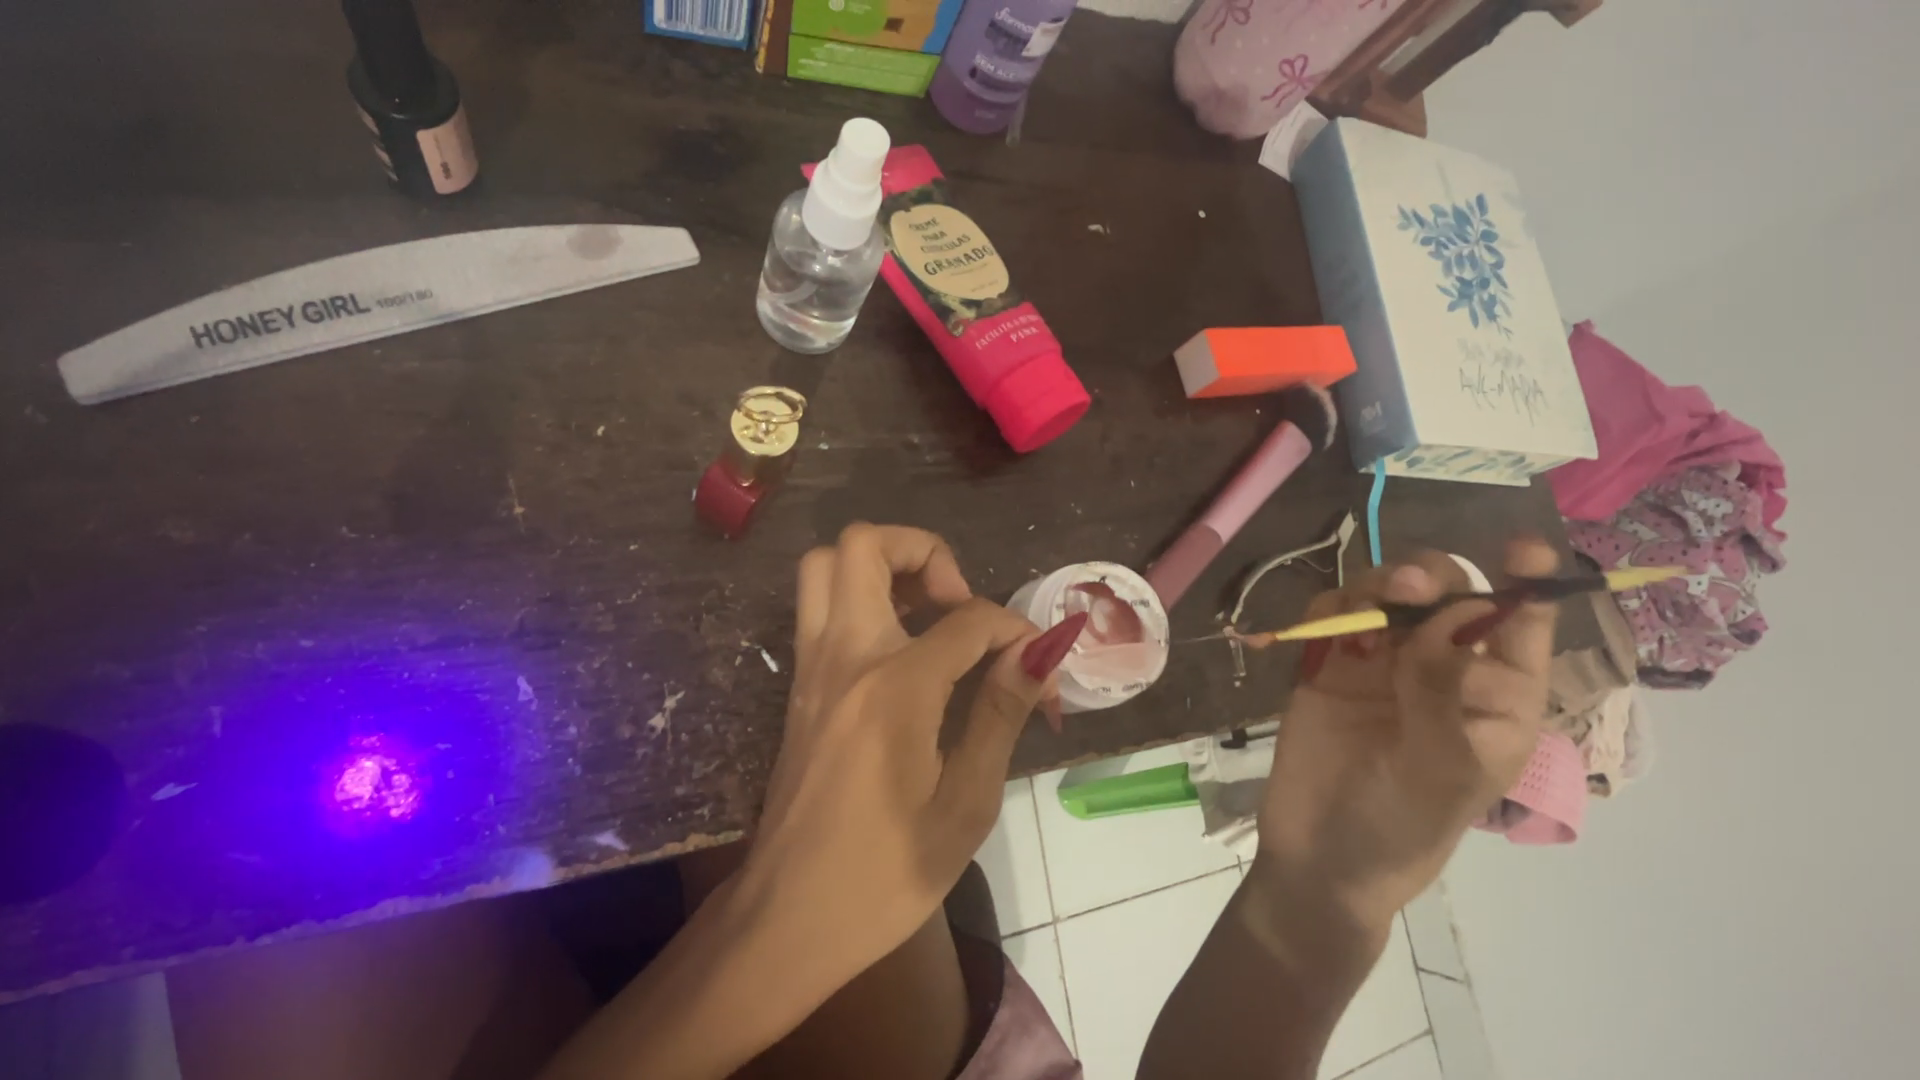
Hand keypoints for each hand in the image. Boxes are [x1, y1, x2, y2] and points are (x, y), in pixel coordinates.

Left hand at [738, 524, 1052, 983]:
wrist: (786, 920)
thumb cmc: (885, 875)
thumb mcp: (965, 804)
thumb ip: (1000, 714)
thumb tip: (1038, 654)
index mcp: (895, 688)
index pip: (969, 618)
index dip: (1017, 631)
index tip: (1039, 666)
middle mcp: (844, 657)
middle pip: (864, 545)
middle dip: (923, 551)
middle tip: (958, 604)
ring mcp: (811, 669)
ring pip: (826, 566)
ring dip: (881, 567)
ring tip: (928, 614)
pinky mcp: (798, 689)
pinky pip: (819, 609)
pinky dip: (860, 599)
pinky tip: (901, 650)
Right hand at [1256, 537, 1558, 925]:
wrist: (1320, 859)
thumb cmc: (1402, 828)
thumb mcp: (1442, 769)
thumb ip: (1445, 690)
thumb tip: (1447, 615)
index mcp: (1494, 700)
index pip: (1519, 629)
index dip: (1525, 584)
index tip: (1520, 549)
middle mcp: (1441, 672)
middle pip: (1448, 597)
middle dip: (1437, 578)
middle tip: (1411, 585)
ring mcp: (1380, 667)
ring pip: (1389, 597)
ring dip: (1383, 584)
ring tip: (1372, 601)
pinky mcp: (1327, 668)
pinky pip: (1334, 617)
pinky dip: (1334, 607)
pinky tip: (1330, 625)